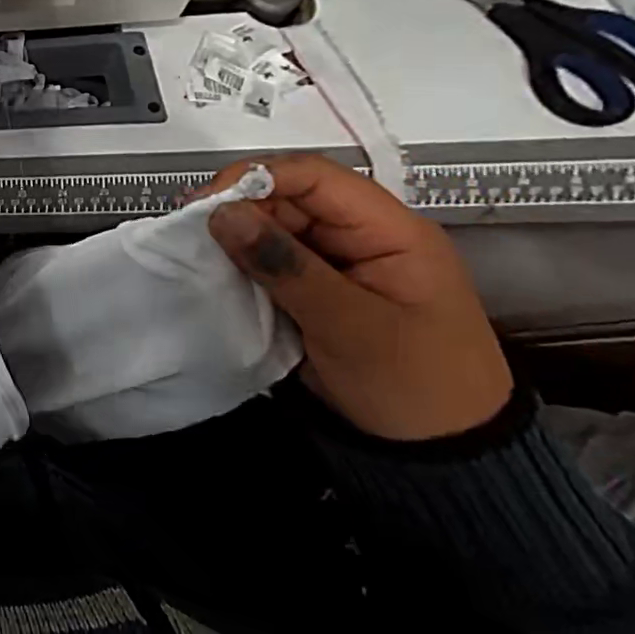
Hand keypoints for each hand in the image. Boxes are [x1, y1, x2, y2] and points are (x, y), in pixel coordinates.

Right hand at [201, 153, 512, 440]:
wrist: (441, 458)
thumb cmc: (418, 388)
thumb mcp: (351, 327)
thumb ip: (286, 266)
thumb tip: (224, 213)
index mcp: (390, 231)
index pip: (315, 177)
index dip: (258, 177)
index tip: (208, 201)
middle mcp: (360, 236)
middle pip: (287, 197)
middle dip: (239, 208)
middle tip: (194, 232)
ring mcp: (336, 262)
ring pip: (273, 226)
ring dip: (236, 236)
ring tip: (200, 254)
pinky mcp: (314, 286)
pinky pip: (270, 258)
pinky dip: (242, 262)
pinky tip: (218, 272)